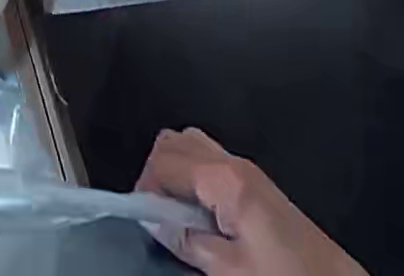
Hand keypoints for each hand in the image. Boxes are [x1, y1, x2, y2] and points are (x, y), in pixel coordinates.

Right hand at [135, 127, 366, 275]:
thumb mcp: (233, 274)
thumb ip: (188, 241)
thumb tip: (155, 222)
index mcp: (225, 178)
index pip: (163, 162)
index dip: (145, 189)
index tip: (145, 220)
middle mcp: (234, 163)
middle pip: (173, 141)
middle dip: (156, 172)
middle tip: (158, 213)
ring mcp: (249, 171)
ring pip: (190, 145)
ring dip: (174, 169)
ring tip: (178, 212)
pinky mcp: (259, 185)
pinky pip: (210, 159)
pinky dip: (193, 174)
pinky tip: (202, 212)